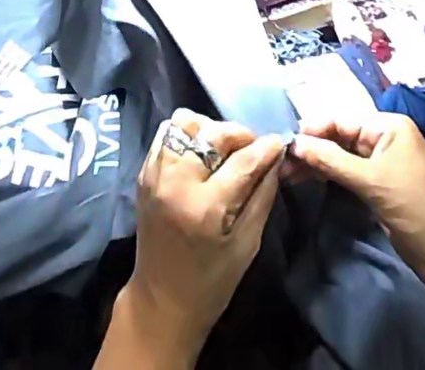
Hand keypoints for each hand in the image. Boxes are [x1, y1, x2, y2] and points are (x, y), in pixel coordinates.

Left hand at [109, 109, 286, 365]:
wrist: (160, 301)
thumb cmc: (211, 280)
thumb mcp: (248, 243)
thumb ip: (263, 194)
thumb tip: (276, 157)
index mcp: (205, 208)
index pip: (243, 160)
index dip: (266, 148)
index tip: (279, 143)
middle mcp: (176, 183)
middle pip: (213, 132)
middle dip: (239, 135)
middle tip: (250, 150)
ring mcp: (156, 175)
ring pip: (185, 123)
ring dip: (210, 130)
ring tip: (222, 150)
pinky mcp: (145, 173)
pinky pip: (167, 134)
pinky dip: (187, 135)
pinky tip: (200, 154)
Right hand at [294, 115, 424, 369]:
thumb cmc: (420, 208)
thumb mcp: (374, 182)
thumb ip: (332, 161)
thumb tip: (295, 142)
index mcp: (389, 127)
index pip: (342, 121)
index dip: (313, 130)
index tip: (282, 143)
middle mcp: (386, 141)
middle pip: (340, 138)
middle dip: (312, 149)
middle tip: (279, 163)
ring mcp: (384, 166)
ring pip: (342, 159)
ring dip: (316, 165)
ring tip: (285, 174)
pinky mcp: (382, 190)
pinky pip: (350, 177)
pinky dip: (330, 178)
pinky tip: (308, 182)